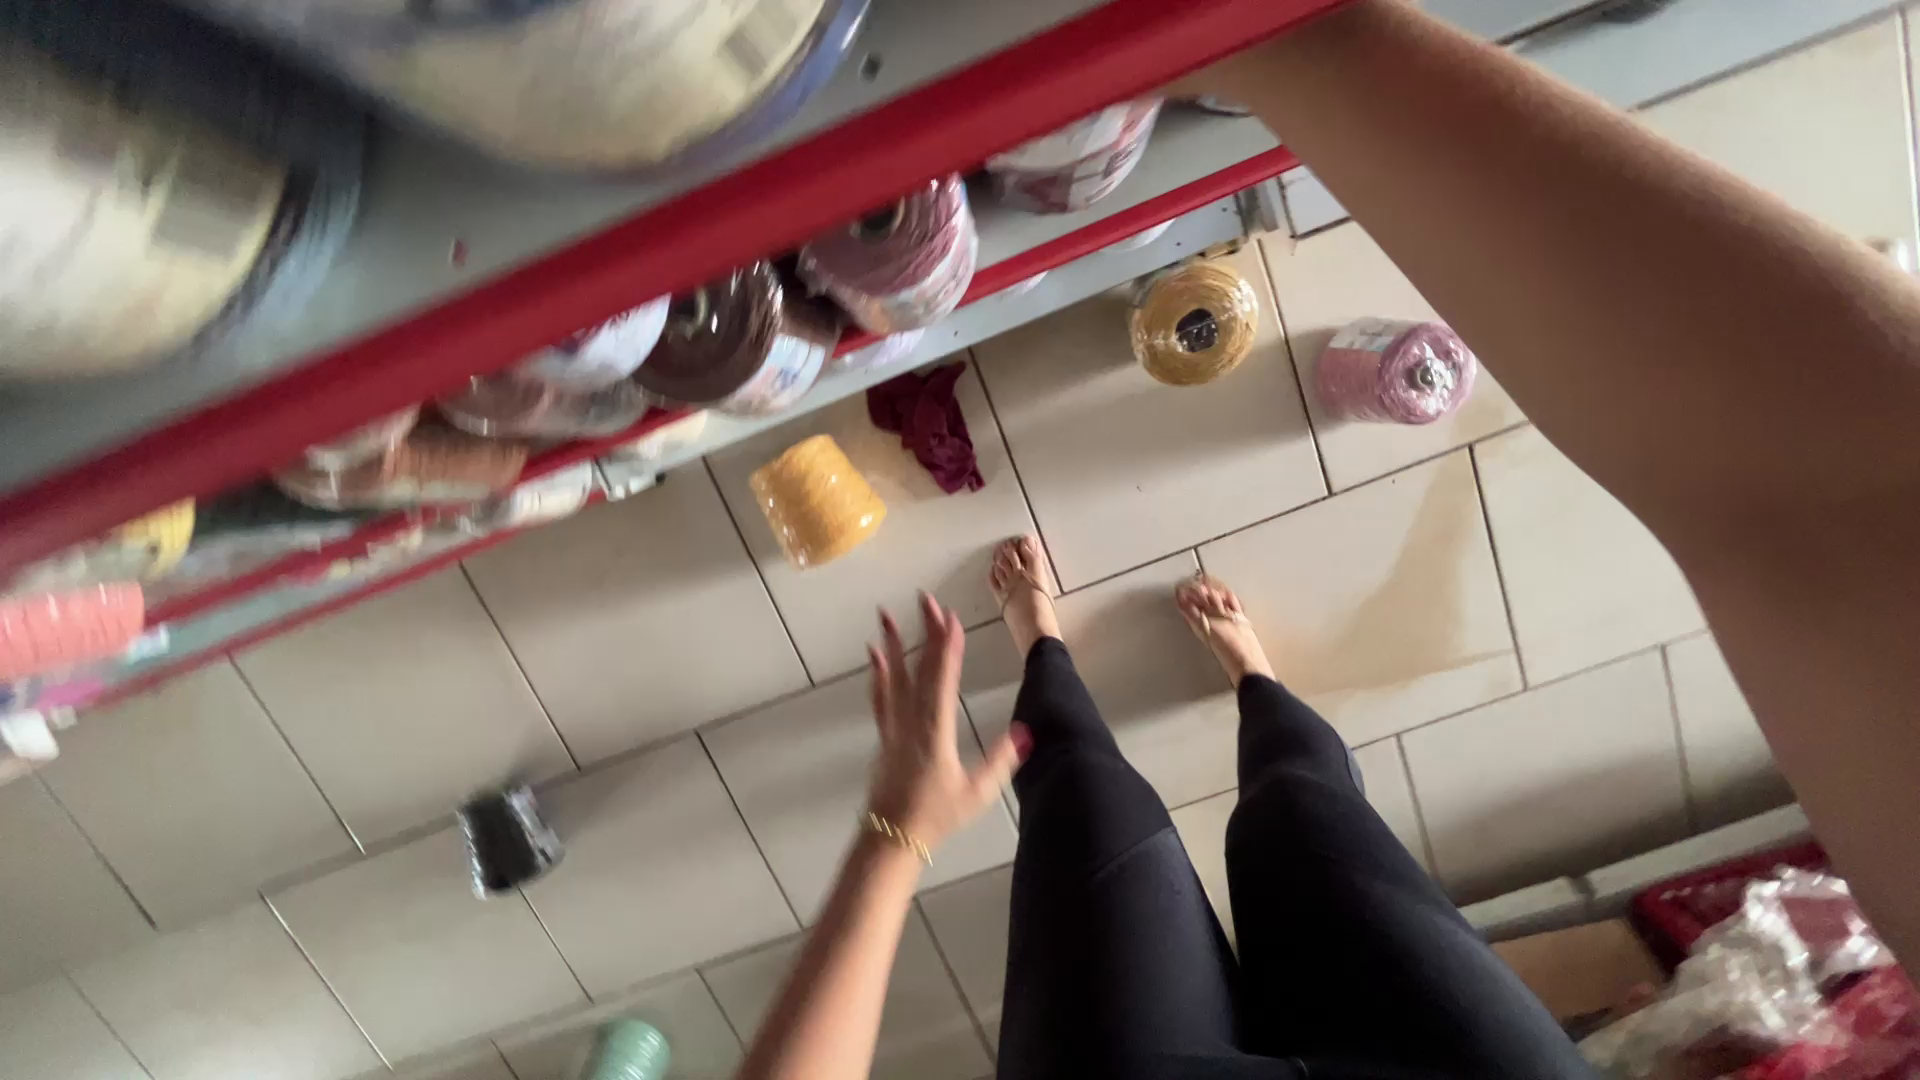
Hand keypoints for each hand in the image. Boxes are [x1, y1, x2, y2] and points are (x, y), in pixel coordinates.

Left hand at [865, 593, 1021, 852]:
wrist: (890, 837)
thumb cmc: (935, 815)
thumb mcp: (976, 793)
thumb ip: (1002, 760)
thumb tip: (1028, 731)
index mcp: (936, 730)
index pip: (943, 678)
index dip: (948, 646)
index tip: (950, 617)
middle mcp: (912, 720)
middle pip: (919, 668)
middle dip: (925, 632)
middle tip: (925, 599)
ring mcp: (894, 724)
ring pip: (893, 676)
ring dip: (894, 644)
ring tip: (887, 614)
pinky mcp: (884, 732)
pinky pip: (880, 695)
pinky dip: (878, 672)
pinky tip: (874, 654)